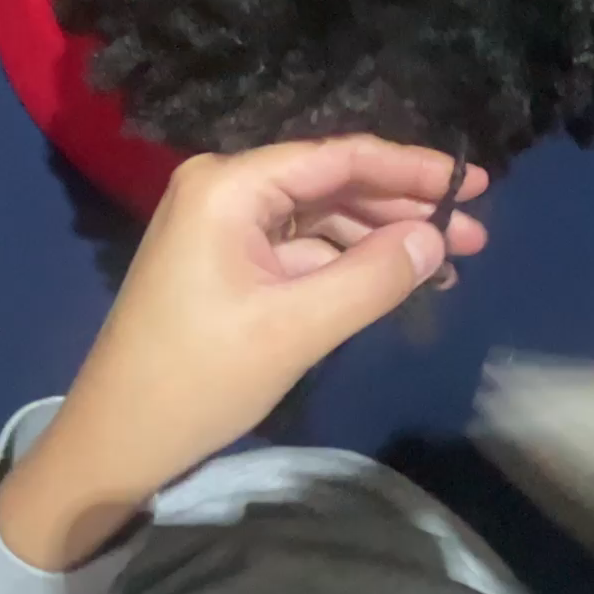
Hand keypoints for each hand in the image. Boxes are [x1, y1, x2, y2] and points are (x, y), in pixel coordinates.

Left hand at [0, 136, 488, 569]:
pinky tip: (391, 277)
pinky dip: (344, 262)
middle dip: (401, 207)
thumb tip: (436, 237)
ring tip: (448, 261)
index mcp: (229, 185)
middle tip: (474, 234)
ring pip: (318, 217)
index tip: (475, 183)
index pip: (337, 157)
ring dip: (378, 237)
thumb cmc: (198, 378)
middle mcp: (224, 188)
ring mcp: (222, 223)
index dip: (410, 167)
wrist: (117, 436)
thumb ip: (372, 276)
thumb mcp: (296, 328)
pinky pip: (297, 247)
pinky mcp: (226, 257)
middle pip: (330, 183)